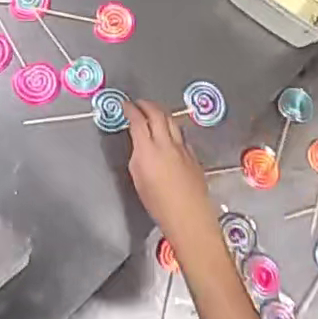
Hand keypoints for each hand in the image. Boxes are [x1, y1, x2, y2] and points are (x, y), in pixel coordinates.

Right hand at [123, 101, 214, 246]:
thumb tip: (140, 147)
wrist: (188, 215)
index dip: (130, 109)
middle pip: (157, 114)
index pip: (138, 121)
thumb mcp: (138, 178)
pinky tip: (168, 134)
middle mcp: (166, 144)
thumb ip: (138, 157)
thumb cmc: (158, 203)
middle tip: (139, 103)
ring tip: (153, 112)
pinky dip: (171, 128)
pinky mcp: (193, 155)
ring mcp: (182, 148)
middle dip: (146, 104)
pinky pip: (180, 135)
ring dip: (160, 113)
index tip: (125, 104)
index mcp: (148, 150)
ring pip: (172, 121)